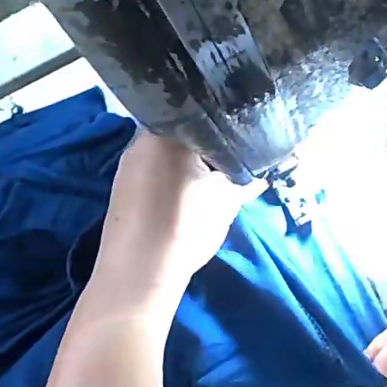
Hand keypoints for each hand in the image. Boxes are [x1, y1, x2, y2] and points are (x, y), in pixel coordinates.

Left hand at [93, 131, 259, 293]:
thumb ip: (248, 177)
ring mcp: (126, 164)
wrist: (138, 274)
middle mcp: (140, 139)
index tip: (241, 136)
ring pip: (166, 150)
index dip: (224, 123)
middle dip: (206, 144)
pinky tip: (184, 194)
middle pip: (181, 130)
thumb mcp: (227, 200)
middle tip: (229, 160)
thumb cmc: (185, 226)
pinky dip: (170, 175)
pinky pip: (153, 169)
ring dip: (187, 161)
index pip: (201, 112)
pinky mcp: (121, 187)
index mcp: (165, 130)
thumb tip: (266, 168)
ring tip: (209, 178)